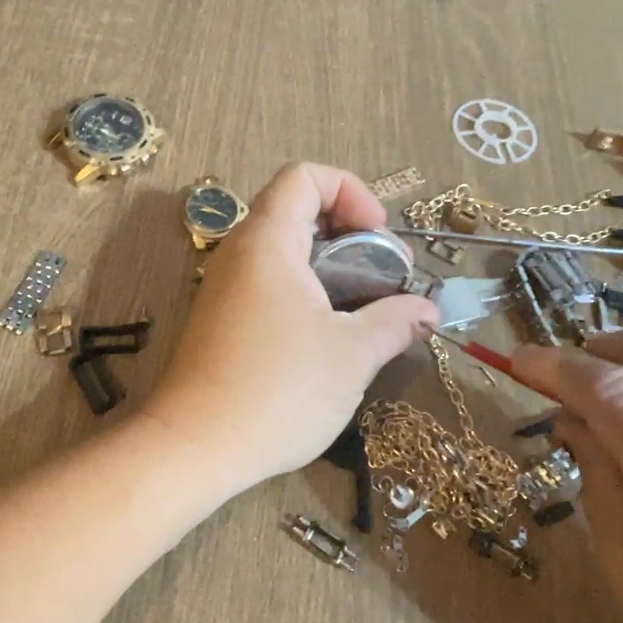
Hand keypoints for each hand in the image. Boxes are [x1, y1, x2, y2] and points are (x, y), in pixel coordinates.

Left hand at [143, 163, 437, 491]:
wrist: (195, 445)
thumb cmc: (278, 390)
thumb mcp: (351, 354)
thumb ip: (394, 322)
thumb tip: (427, 311)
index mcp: (267, 242)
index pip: (304, 176)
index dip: (350, 191)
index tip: (379, 238)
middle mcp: (239, 254)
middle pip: (295, 211)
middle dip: (349, 233)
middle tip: (384, 277)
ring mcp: (224, 288)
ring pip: (283, 252)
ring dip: (329, 268)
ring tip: (364, 312)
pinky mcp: (220, 321)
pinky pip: (266, 285)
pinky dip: (303, 293)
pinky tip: (329, 337)